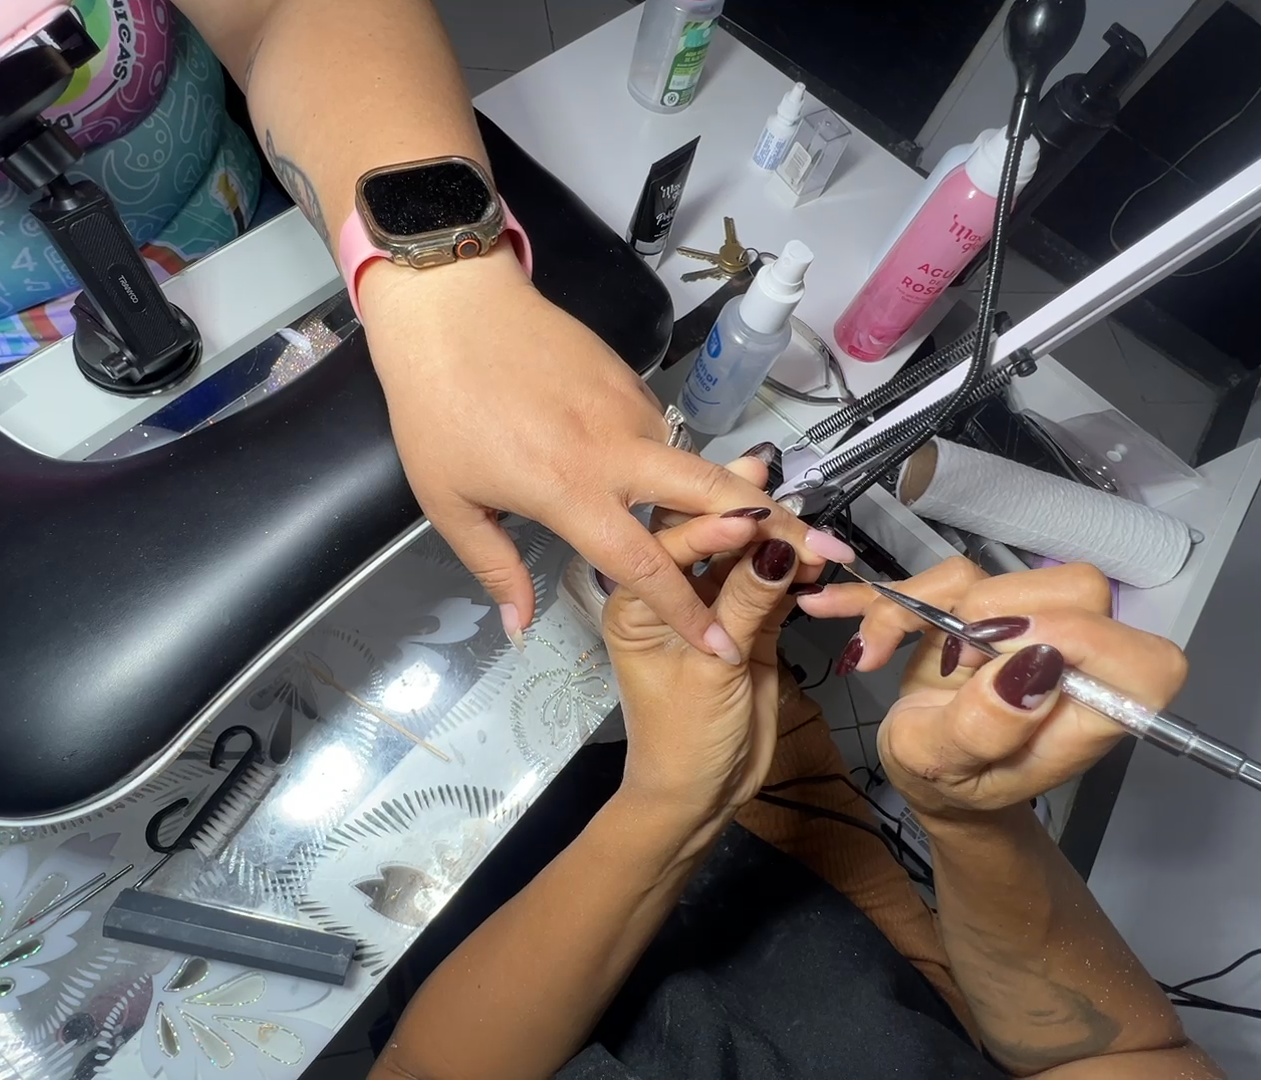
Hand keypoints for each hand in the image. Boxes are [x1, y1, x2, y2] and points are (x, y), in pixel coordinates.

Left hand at [359, 254, 850, 660]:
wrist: (449, 304)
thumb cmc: (439, 408)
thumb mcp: (450, 500)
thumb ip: (496, 568)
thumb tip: (520, 625)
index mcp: (574, 491)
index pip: (648, 566)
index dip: (690, 614)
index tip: (724, 647)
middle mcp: (621, 451)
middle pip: (717, 497)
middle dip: (772, 531)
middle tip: (821, 553)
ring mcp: (634, 408)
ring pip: (691, 464)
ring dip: (722, 497)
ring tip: (744, 526)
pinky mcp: (633, 378)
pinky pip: (663, 433)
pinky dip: (670, 462)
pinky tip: (651, 472)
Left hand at [602, 512, 799, 823]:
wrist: (702, 792)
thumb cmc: (684, 736)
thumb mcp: (711, 670)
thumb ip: (744, 606)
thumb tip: (778, 548)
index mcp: (636, 601)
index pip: (671, 548)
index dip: (712, 527)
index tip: (754, 513)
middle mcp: (670, 595)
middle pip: (707, 542)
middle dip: (746, 518)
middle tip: (782, 493)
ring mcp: (709, 607)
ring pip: (742, 560)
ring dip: (775, 542)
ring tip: (807, 520)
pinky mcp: (743, 623)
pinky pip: (767, 588)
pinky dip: (790, 574)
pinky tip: (813, 557)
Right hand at [797, 560, 1186, 817]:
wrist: (926, 768)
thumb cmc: (947, 784)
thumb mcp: (945, 768)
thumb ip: (983, 728)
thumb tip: (1029, 667)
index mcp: (1094, 713)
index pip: (1142, 659)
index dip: (1081, 639)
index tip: (1002, 659)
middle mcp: (1075, 660)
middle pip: (1075, 589)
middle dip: (994, 614)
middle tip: (949, 662)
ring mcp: (1030, 624)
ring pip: (995, 573)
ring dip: (922, 605)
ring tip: (880, 654)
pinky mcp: (985, 605)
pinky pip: (944, 576)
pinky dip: (890, 596)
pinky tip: (845, 615)